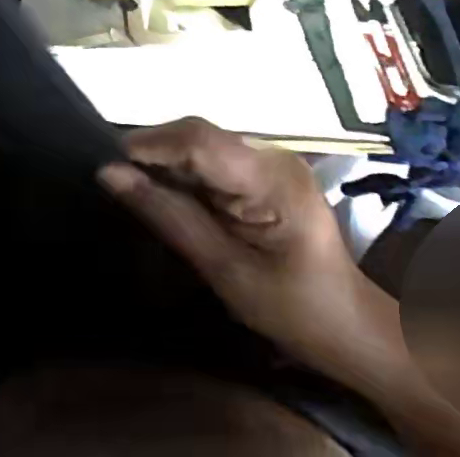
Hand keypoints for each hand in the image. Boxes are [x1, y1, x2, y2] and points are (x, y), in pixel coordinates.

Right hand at [98, 118, 403, 385]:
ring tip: (142, 191)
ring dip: (165, 161)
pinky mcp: (262, 165)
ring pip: (196, 140)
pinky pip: (208, 153)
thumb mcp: (223, 269)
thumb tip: (108, 173)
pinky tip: (173, 194)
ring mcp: (269, 156)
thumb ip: (167, 215)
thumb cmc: (293, 309)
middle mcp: (272, 153)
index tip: (110, 169)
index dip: (148, 146)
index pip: (198, 140)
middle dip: (153, 153)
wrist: (352, 326)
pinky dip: (182, 169)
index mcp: (272, 178)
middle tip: (121, 184)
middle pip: (194, 133)